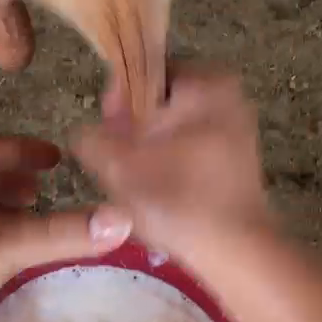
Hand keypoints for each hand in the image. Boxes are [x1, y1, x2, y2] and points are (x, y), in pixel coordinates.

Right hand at [72, 64, 275, 255]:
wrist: (234, 250)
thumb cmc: (176, 198)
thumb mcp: (117, 165)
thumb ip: (90, 138)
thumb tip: (85, 132)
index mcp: (206, 81)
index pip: (143, 71)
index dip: (116, 101)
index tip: (107, 133)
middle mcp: (228, 93)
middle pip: (156, 101)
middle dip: (131, 128)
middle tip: (116, 162)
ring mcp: (236, 126)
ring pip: (170, 126)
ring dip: (146, 148)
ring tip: (134, 180)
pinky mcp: (235, 158)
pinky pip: (186, 146)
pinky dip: (167, 162)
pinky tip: (157, 190)